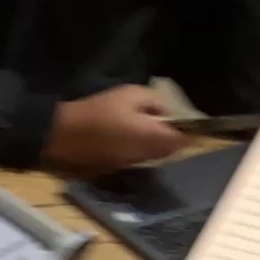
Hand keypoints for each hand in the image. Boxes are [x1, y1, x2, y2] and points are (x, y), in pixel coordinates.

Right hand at [43, 85, 188, 173]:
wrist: (63, 134)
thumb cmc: (98, 110)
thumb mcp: (131, 93)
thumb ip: (154, 102)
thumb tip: (163, 112)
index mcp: (151, 136)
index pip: (182, 140)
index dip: (192, 133)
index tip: (195, 125)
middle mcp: (143, 154)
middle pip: (168, 152)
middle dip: (174, 141)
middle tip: (174, 127)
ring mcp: (127, 163)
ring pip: (152, 157)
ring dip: (157, 147)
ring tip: (153, 132)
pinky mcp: (113, 166)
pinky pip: (136, 159)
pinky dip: (141, 151)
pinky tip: (133, 139)